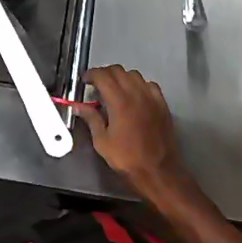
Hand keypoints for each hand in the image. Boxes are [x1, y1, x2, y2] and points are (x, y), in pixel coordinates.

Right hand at [74, 65, 190, 193]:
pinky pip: (150, 85)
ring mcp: (152, 98)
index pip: (103, 76)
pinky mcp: (162, 105)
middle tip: (96, 85)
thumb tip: (78, 106)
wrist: (158, 171)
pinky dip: (139, 85)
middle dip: (105, 74)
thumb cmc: (127, 158)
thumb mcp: (102, 141)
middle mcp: (137, 95)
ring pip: (135, 75)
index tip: (85, 80)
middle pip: (119, 71)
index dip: (91, 74)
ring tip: (114, 89)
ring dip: (121, 77)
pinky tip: (135, 96)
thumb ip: (91, 118)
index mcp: (120, 102)